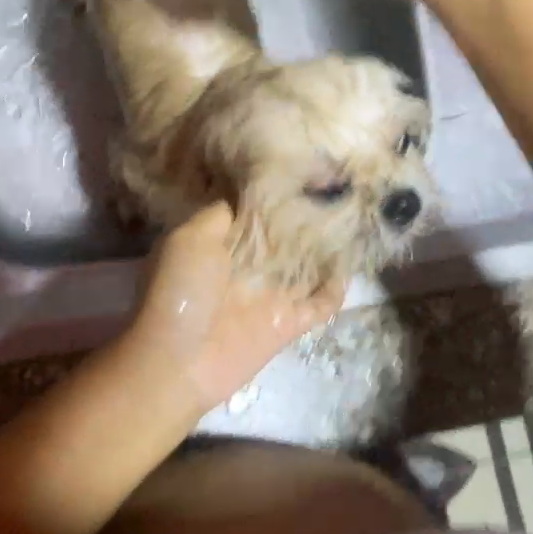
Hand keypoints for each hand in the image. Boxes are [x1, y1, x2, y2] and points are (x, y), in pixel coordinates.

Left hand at [121, 205, 345, 416]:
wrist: (177, 362)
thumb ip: (220, 214)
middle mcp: (250, 264)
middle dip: (309, 216)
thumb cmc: (179, 294)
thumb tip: (247, 197)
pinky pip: (321, 303)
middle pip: (287, 236)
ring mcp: (271, 294)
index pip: (257, 212)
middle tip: (342, 188)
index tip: (304, 171)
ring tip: (355, 219)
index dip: (277, 193)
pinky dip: (337, 287)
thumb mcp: (190, 238)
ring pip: (308, 265)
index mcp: (223, 242)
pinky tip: (353, 264)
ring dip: (328, 248)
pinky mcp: (288, 323)